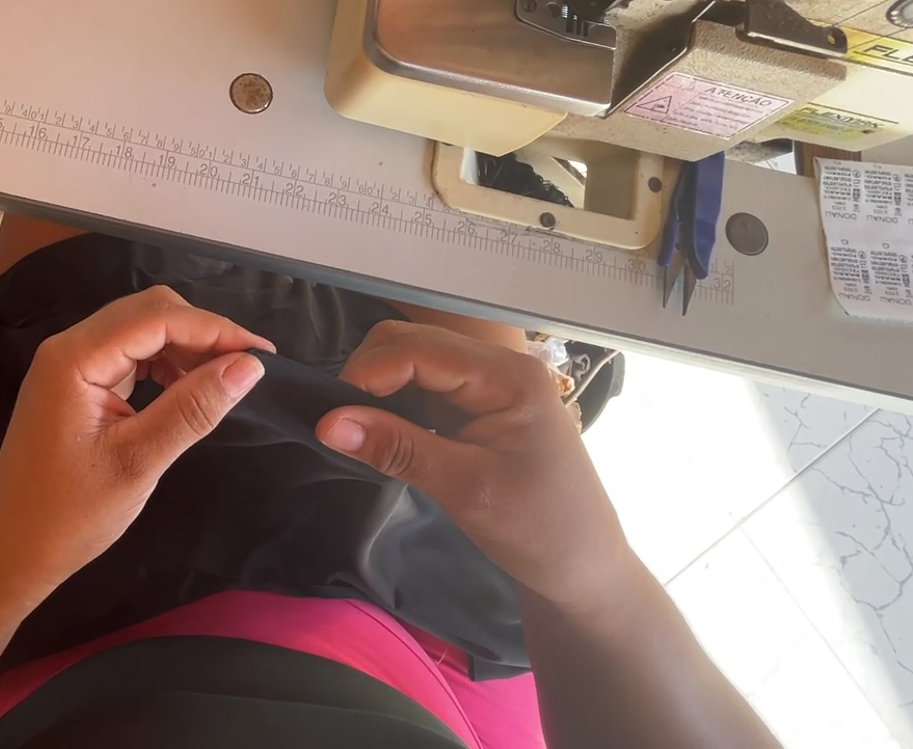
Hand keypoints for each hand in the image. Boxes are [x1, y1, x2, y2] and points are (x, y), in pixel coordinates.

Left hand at [0, 286, 271, 599]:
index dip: (214, 328)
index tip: (262, 354)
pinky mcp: (77, 381)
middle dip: (201, 332)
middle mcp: (70, 347)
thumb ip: (192, 409)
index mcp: (75, 357)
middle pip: (147, 312)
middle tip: (246, 366)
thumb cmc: (69, 515)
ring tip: (224, 379)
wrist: (11, 551)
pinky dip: (164, 363)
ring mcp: (71, 362)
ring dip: (185, 347)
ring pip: (141, 329)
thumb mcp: (138, 462)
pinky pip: (130, 353)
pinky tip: (188, 388)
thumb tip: (248, 367)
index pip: (156, 317)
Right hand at [315, 320, 633, 609]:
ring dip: (378, 387)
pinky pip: (420, 383)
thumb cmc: (539, 530)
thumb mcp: (465, 490)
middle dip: (368, 374)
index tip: (333, 415)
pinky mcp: (475, 401)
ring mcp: (486, 381)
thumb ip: (396, 449)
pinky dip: (393, 400)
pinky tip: (386, 430)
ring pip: (410, 358)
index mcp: (506, 375)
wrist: (586, 570)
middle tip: (344, 424)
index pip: (417, 349)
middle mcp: (496, 364)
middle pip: (409, 342)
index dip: (367, 373)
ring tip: (362, 429)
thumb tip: (327, 423)